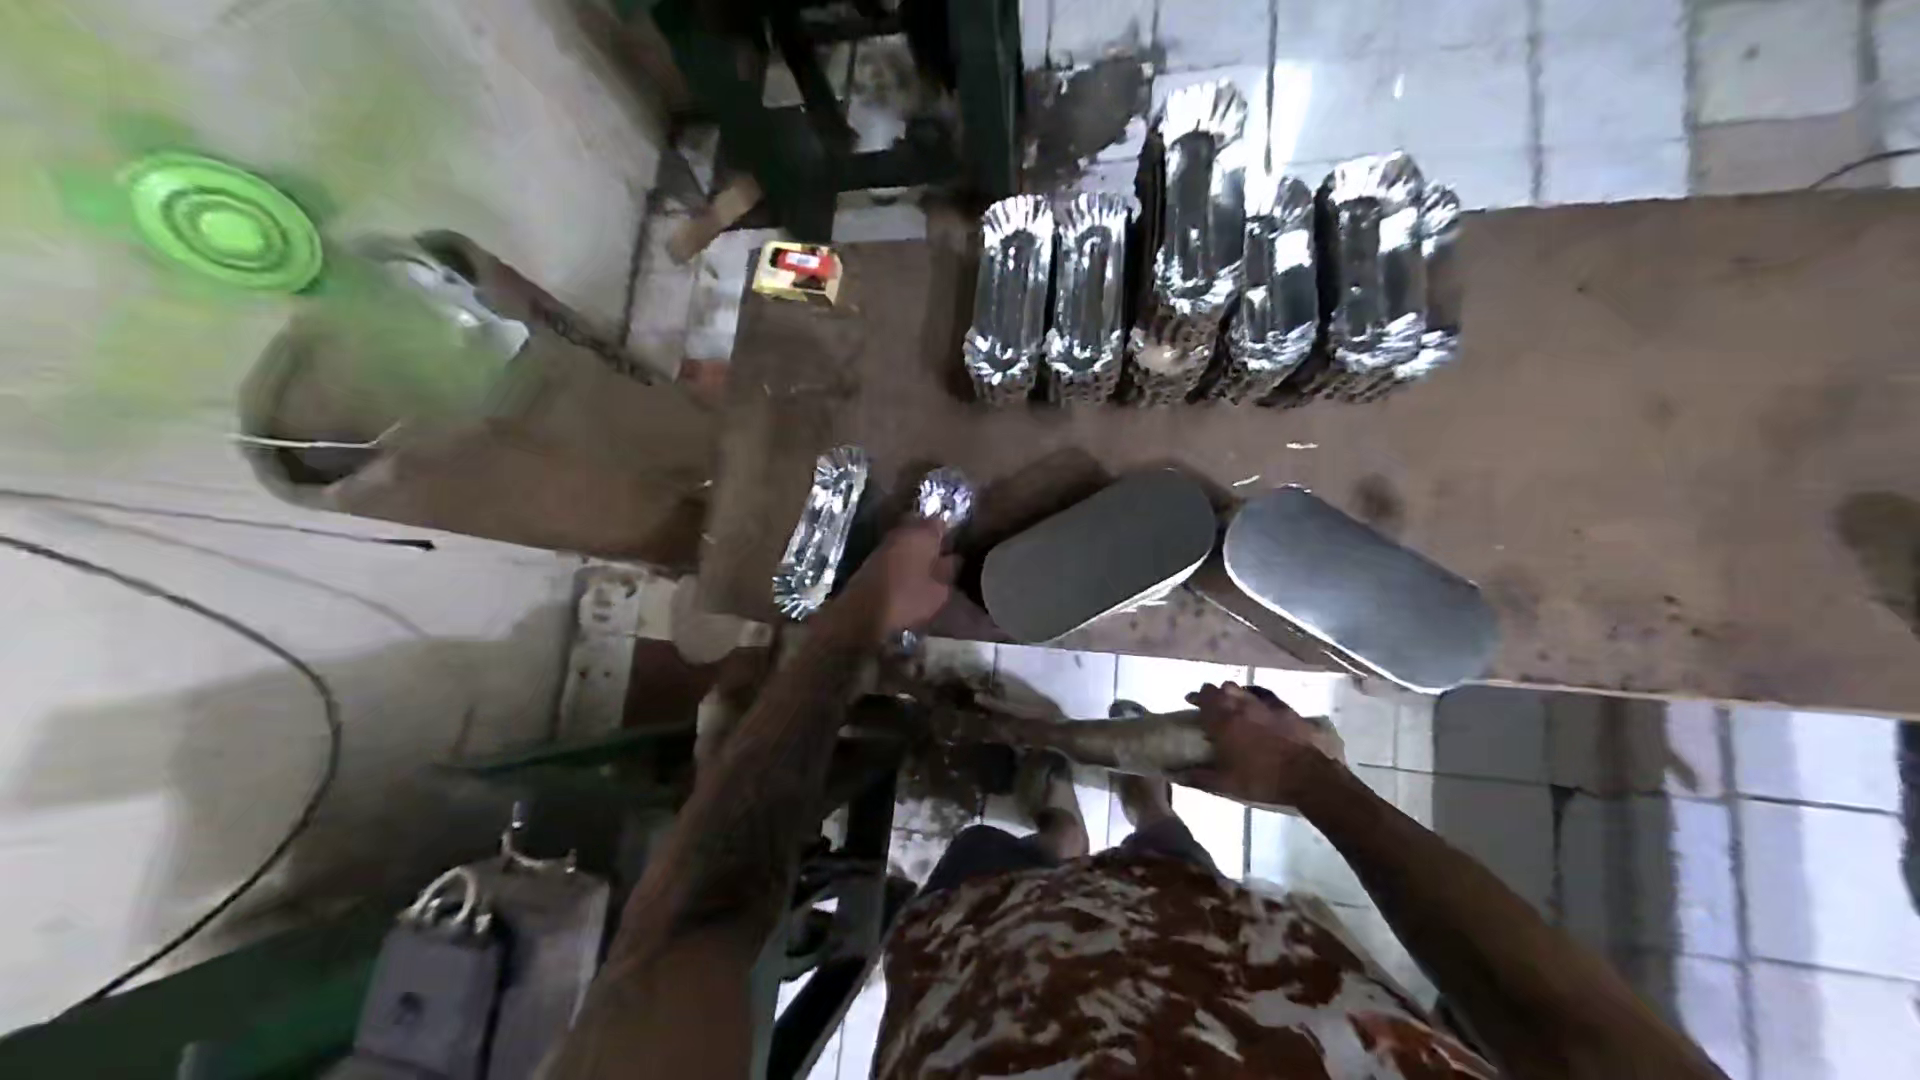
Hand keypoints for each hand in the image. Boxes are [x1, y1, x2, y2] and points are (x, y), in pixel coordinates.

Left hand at [827, 520, 958, 640]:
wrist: (863, 613)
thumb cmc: (908, 599)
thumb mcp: (940, 590)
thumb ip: (950, 571)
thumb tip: (955, 559)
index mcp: (923, 533)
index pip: (942, 523)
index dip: (951, 534)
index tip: (959, 548)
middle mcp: (902, 532)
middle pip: (923, 529)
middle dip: (934, 542)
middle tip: (947, 560)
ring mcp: (885, 544)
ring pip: (908, 541)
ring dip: (918, 552)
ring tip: (930, 570)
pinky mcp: (873, 559)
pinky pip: (896, 554)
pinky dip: (905, 562)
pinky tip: (911, 577)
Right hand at [1181, 682, 1344, 808]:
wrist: (1309, 777)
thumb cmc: (1262, 779)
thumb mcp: (1226, 784)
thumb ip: (1197, 777)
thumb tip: (1173, 775)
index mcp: (1223, 722)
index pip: (1204, 699)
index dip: (1195, 697)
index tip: (1190, 701)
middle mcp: (1240, 707)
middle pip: (1221, 689)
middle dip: (1212, 693)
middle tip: (1209, 703)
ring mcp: (1264, 705)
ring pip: (1241, 689)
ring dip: (1232, 692)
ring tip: (1231, 702)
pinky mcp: (1284, 709)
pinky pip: (1264, 694)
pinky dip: (1255, 694)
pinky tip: (1256, 700)